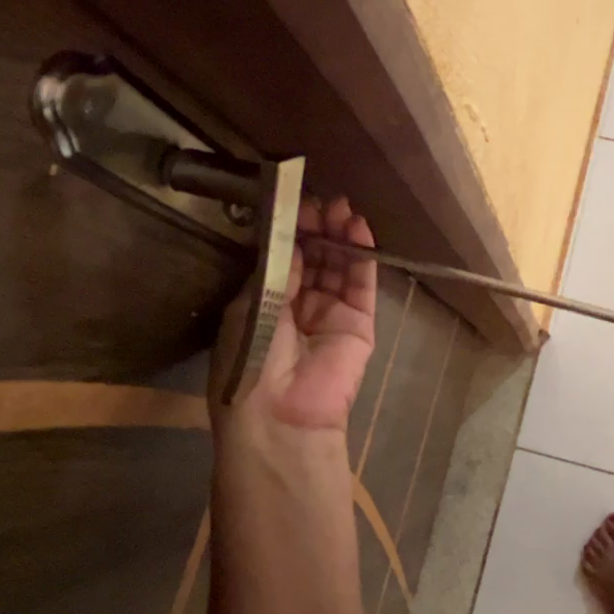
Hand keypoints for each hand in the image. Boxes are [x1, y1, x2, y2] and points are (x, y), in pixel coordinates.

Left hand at [213, 196, 376, 434]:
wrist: (280, 411)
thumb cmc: (250, 358)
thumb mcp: (251, 306)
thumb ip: (277, 270)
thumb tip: (297, 242)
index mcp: (265, 303)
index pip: (283, 258)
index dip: (291, 232)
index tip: (297, 204)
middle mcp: (299, 305)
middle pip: (314, 258)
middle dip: (318, 229)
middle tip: (324, 201)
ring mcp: (331, 313)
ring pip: (339, 266)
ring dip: (340, 236)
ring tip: (342, 207)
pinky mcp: (359, 323)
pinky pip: (362, 284)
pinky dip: (363, 256)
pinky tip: (359, 228)